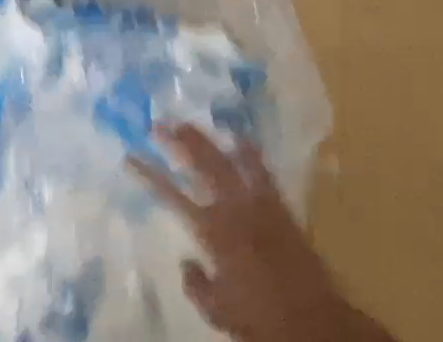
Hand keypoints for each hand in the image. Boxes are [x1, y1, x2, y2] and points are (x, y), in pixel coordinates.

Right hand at [131, 125, 386, 341]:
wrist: (313, 320)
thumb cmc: (259, 317)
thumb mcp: (216, 309)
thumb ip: (195, 283)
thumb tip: (187, 262)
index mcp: (210, 232)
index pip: (169, 195)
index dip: (147, 173)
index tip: (129, 156)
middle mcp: (231, 209)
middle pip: (199, 165)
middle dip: (176, 142)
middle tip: (158, 124)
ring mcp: (257, 203)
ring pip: (227, 161)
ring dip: (206, 140)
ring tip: (188, 122)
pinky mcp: (280, 206)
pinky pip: (262, 171)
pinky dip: (249, 152)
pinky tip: (240, 136)